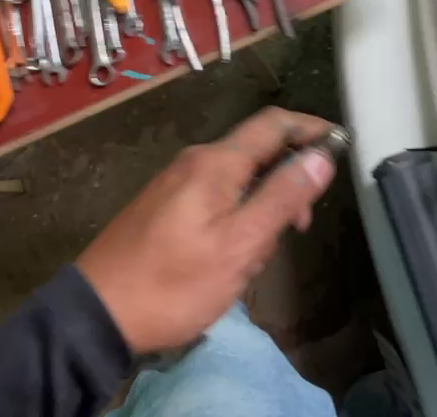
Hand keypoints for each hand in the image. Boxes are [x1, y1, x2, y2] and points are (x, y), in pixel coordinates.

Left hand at [75, 107, 338, 352]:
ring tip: (257, 257)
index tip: (339, 142)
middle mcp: (197, 159)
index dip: (310, 127)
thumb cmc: (174, 282)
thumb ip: (282, 198)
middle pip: (257, 152)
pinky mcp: (164, 203)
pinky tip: (231, 255)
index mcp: (217, 162)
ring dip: (260, 208)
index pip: (273, 124)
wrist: (96, 313)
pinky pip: (215, 195)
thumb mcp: (239, 246)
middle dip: (285, 182)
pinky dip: (236, 215)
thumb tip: (321, 157)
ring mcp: (176, 180)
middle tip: (299, 228)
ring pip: (237, 179)